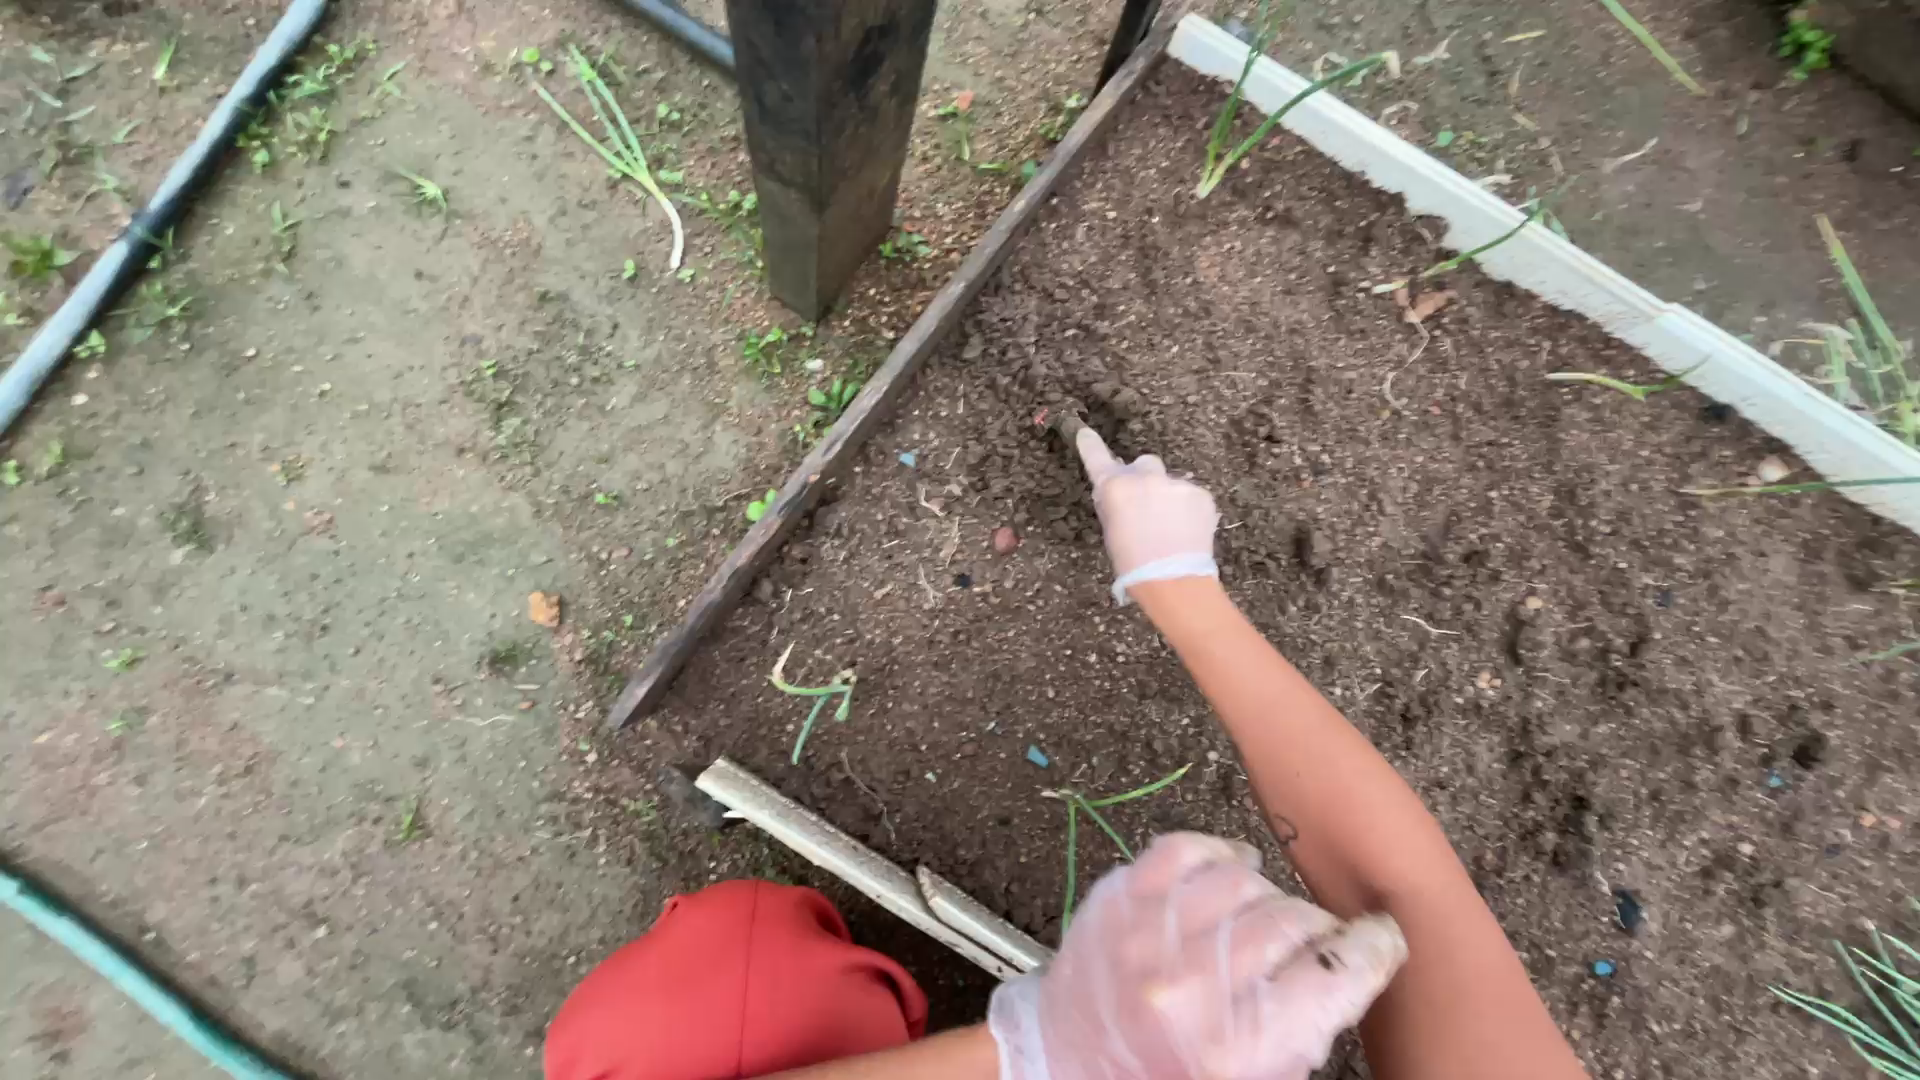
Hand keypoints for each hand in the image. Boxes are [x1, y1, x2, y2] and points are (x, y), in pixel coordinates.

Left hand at [987, 833, 1406, 1079]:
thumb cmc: (1168, 1076)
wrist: (1072, 1058)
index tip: (1381, 937)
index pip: (1332, 975)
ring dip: (1271, 894)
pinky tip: (1236, 864)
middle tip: (1321, 937)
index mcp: (1235, 1047)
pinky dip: (1220, 850)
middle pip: (1291, 920)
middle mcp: (1192, 982)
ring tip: (1273, 912)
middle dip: (1319, 927)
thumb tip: (1348, 964)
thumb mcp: (1253, 1076)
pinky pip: (1185, 848)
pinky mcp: (1120, 895)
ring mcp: (1150, 930)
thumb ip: (1304, 1026)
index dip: (1371, 949)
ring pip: (1244, 880)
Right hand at [1074, 427, 1219, 603]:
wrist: (1174, 581)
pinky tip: (1185, 530)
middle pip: (1143, 464)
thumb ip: (1114, 504)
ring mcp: (1175, 483)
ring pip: (1168, 482)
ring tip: (1169, 527)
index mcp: (1115, 487)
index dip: (1089, 444)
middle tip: (1145, 506)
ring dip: (1166, 496)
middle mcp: (1144, 477)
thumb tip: (1120, 492)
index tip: (1085, 432)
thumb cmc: (1133, 564)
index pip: (1097, 457)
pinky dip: (1187, 508)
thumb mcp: (1111, 531)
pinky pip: (1189, 494)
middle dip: (1143, 478)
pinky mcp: (1200, 493)